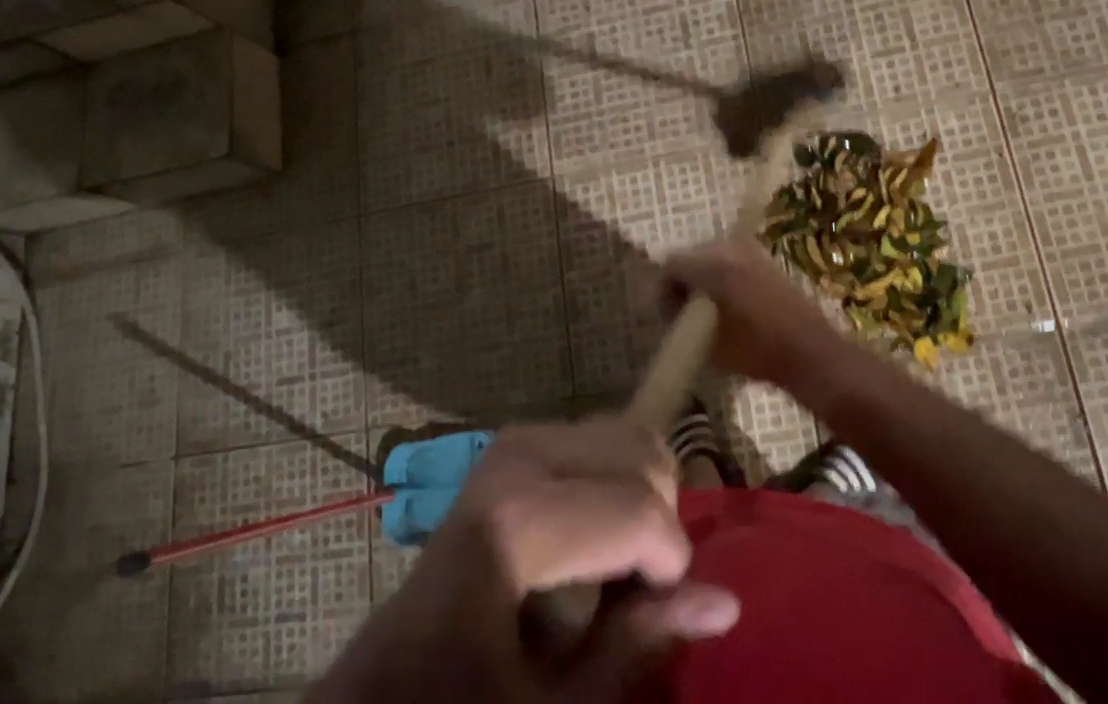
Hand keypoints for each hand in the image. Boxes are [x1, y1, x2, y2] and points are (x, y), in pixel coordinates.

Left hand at [312, 418, 738, 702]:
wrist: (381, 684)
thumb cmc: (464, 702)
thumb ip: (636, 645)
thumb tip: (725, 600)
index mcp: (511, 529)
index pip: (635, 510)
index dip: (671, 562)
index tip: (663, 610)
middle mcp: (508, 466)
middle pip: (633, 449)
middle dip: (659, 513)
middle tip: (642, 583)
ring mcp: (504, 450)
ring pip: (616, 431)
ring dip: (641, 487)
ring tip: (624, 555)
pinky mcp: (503, 453)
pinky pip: (587, 436)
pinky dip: (613, 474)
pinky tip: (595, 530)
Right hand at [661, 238, 846, 388]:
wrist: (809, 351)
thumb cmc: (755, 350)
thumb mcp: (707, 343)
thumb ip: (682, 321)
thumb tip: (672, 311)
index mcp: (711, 265)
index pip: (672, 263)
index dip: (663, 287)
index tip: (664, 312)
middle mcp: (731, 249)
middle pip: (693, 255)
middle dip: (684, 280)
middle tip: (682, 310)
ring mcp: (753, 253)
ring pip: (715, 256)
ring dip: (705, 277)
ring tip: (706, 308)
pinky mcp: (769, 262)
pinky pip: (735, 261)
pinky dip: (726, 276)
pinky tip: (729, 303)